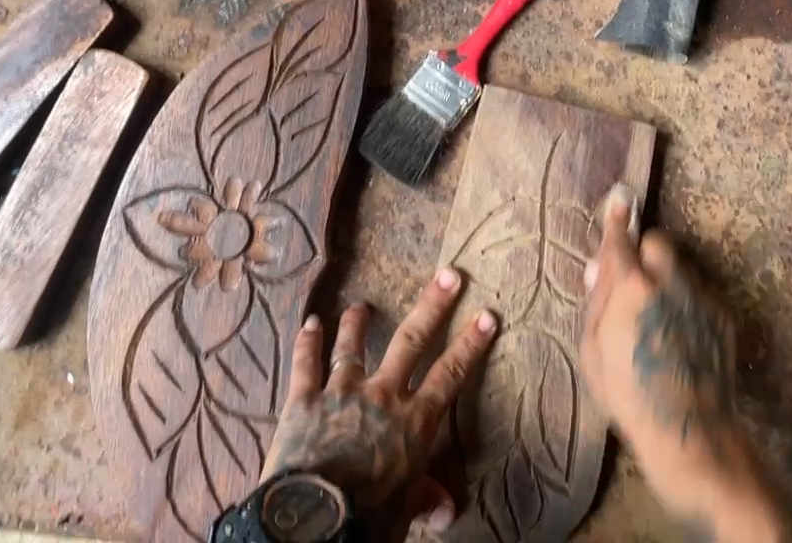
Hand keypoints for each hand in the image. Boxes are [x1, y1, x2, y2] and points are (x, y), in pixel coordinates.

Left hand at [261, 268, 499, 539]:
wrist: (313, 521)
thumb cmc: (367, 517)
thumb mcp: (404, 511)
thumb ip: (424, 499)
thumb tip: (446, 509)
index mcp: (413, 421)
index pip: (450, 375)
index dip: (471, 344)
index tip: (488, 315)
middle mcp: (382, 395)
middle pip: (412, 341)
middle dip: (433, 306)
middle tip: (450, 274)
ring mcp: (342, 392)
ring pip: (353, 347)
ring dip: (356, 323)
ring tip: (360, 306)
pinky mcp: (304, 400)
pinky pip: (307, 364)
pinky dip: (308, 342)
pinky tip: (310, 323)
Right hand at [578, 186, 751, 521]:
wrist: (690, 432)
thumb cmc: (629, 396)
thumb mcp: (593, 352)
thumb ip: (596, 302)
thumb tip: (598, 266)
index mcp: (631, 288)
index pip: (620, 239)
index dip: (616, 217)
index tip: (619, 196)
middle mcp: (668, 282)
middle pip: (657, 241)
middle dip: (644, 251)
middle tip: (635, 280)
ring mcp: (700, 296)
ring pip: (679, 266)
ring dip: (666, 278)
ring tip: (658, 316)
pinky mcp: (723, 315)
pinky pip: (699, 293)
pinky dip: (686, 302)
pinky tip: (680, 336)